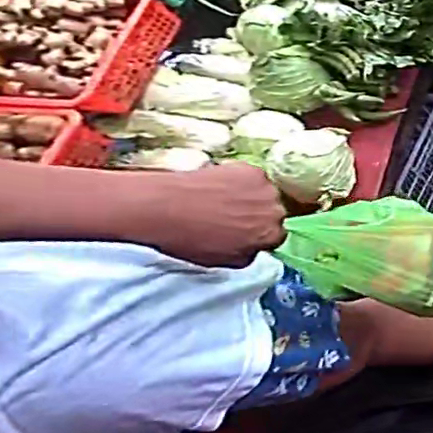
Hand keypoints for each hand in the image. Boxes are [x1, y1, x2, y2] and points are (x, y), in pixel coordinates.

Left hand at [140, 163, 286, 267]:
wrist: (156, 208)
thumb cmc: (182, 239)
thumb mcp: (219, 261)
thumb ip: (247, 253)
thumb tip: (252, 246)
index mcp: (270, 235)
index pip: (275, 234)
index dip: (258, 233)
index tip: (241, 232)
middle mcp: (276, 212)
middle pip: (273, 212)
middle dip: (256, 214)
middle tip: (227, 214)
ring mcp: (267, 189)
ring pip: (263, 193)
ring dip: (249, 196)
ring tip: (218, 198)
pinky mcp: (253, 171)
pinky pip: (251, 176)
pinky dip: (238, 179)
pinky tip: (215, 184)